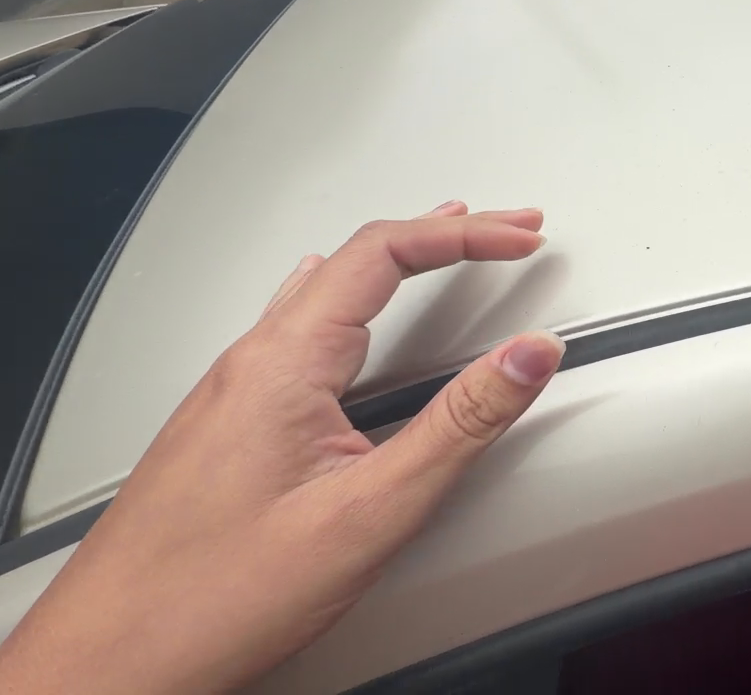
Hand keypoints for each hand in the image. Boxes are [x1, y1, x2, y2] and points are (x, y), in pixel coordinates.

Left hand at [0, 202, 563, 692]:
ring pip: (333, 284)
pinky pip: (308, 318)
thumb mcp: (371, 511)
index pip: (384, 253)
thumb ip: (463, 423)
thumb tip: (531, 352)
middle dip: (452, 230)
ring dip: (412, 252)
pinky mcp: (240, 418)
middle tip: (515, 226)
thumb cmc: (208, 604)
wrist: (93, 682)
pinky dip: (365, 287)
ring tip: (462, 235)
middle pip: (362, 255)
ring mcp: (240, 390)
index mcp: (282, 366)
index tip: (523, 237)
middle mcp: (254, 364)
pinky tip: (357, 295)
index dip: (467, 234)